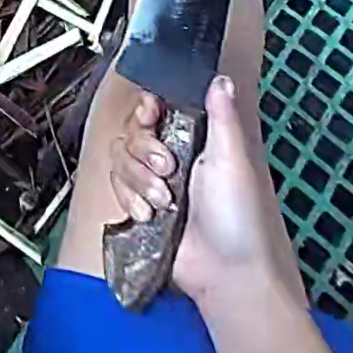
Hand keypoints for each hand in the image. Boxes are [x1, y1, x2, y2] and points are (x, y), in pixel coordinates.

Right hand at [109, 75, 289, 313]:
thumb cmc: (237, 217)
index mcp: (191, 139)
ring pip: (120, 157)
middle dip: (144, 149)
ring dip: (139, 179)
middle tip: (167, 168)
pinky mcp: (137, 204)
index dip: (146, 109)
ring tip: (163, 200)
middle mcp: (168, 155)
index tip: (150, 115)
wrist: (225, 274)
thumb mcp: (232, 159)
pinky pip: (115, 186)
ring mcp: (151, 181)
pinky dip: (130, 199)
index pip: (154, 109)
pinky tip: (150, 214)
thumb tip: (221, 78)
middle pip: (132, 131)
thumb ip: (221, 116)